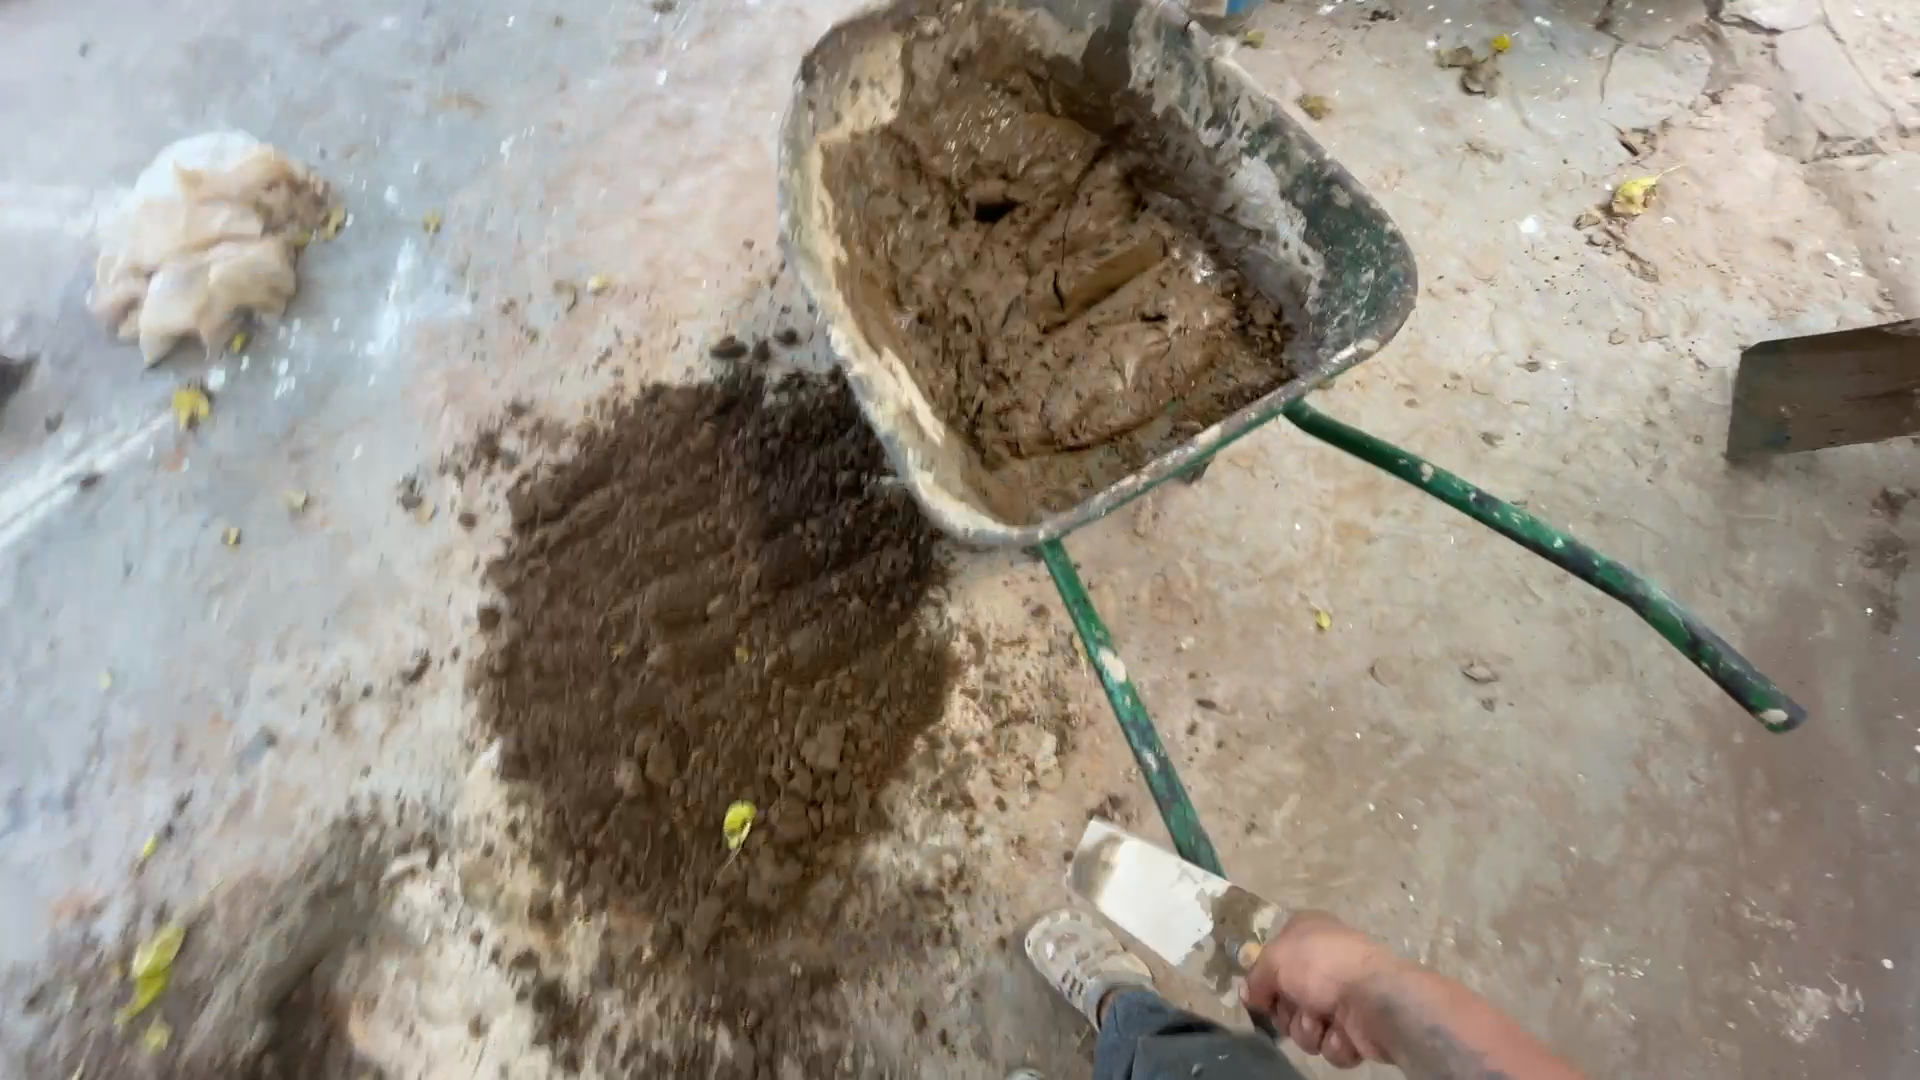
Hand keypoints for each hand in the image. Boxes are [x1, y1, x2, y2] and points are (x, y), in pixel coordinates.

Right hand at [1241, 911, 1407, 1068]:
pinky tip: (1342, 1033)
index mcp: (1304, 934)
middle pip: (1286, 999)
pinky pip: (1331, 1044)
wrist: (1374, 998)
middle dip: (1287, 1012)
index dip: (1266, 981)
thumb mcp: (1274, 960)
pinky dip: (1333, 1042)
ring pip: (1306, 1026)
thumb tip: (1247, 995)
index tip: (1262, 995)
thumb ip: (1255, 978)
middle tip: (1296, 1009)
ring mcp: (1341, 997)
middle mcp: (1321, 963)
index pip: (1273, 960)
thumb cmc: (1320, 965)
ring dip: (1309, 1030)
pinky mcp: (1358, 1028)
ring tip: (1322, 1022)